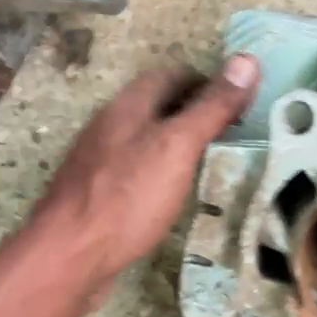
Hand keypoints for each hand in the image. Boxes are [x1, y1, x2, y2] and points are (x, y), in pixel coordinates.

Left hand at [34, 56, 258, 284]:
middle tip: (229, 131)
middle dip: (191, 110)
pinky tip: (169, 193)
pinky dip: (157, 170)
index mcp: (128, 107)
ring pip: (142, 138)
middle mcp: (108, 127)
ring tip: (206, 160)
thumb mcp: (178, 147)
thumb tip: (247, 61)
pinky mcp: (96, 194)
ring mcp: (98, 161)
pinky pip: (132, 169)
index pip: (170, 76)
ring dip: (173, 141)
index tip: (238, 102)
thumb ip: (211, 107)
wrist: (68, 255)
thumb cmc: (127, 198)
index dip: (206, 83)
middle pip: (154, 105)